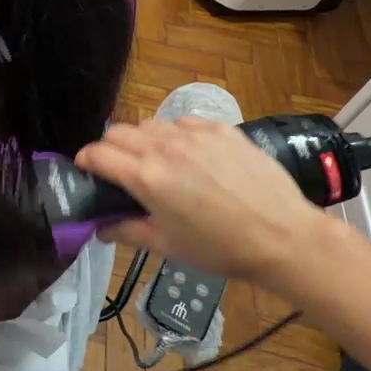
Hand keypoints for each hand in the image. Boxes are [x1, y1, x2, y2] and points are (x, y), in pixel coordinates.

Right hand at [75, 118, 340, 284]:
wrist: (286, 238)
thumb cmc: (222, 249)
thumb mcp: (169, 247)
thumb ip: (127, 232)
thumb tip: (99, 228)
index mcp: (145, 177)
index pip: (95, 153)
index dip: (84, 161)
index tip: (87, 172)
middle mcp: (163, 147)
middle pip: (117, 133)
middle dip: (110, 149)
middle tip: (122, 171)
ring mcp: (194, 134)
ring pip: (149, 124)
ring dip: (143, 140)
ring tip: (158, 162)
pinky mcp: (220, 128)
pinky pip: (184, 121)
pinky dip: (177, 134)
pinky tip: (191, 155)